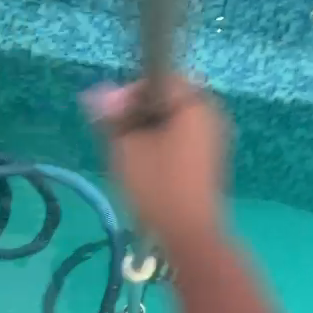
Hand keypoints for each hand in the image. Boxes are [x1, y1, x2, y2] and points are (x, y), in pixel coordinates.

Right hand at [82, 76, 229, 248]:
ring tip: (128, 159)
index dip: (130, 92)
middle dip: (138, 116)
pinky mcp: (209, 164)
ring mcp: (214, 141)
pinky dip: (162, 150)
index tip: (111, 117)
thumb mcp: (126, 149)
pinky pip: (181, 144)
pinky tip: (147, 172)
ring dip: (148, 135)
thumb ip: (112, 116)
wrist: (188, 236)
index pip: (158, 76)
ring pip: (172, 124)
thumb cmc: (157, 188)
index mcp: (194, 102)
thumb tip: (98, 94)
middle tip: (116, 140)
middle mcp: (210, 114)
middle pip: (166, 101)